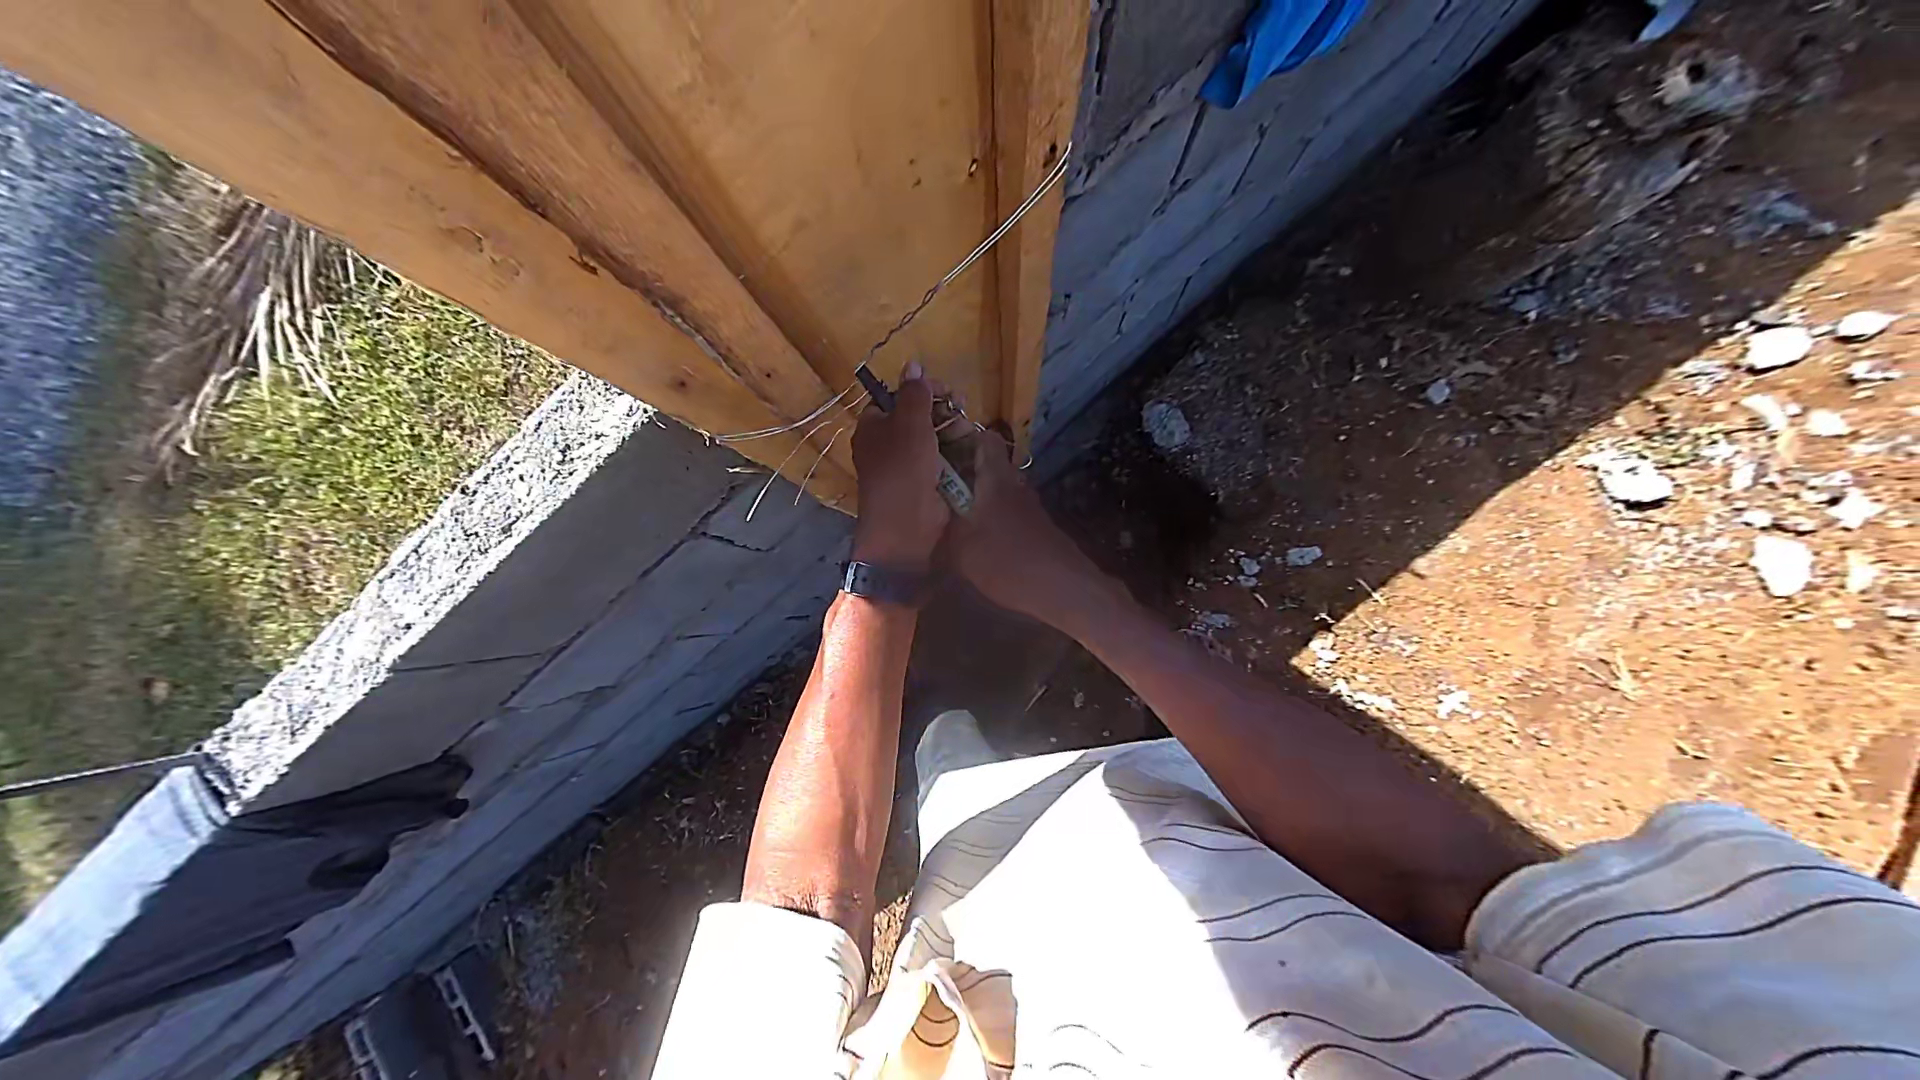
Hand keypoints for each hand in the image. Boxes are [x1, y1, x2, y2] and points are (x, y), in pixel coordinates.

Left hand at [849, 363, 950, 568]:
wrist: (907, 529)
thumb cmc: (902, 470)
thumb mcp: (908, 424)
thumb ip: (914, 393)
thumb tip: (913, 364)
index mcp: (873, 429)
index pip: (895, 399)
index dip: (919, 391)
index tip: (943, 391)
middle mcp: (888, 447)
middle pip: (918, 418)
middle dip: (942, 411)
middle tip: (961, 408)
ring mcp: (908, 468)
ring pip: (933, 439)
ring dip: (953, 431)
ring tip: (969, 429)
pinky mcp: (926, 486)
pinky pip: (942, 461)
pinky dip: (956, 453)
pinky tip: (971, 448)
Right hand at [939, 428, 1114, 624]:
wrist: (1062, 588)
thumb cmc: (1008, 561)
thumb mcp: (962, 549)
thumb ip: (944, 529)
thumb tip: (928, 516)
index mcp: (996, 478)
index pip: (984, 439)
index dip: (962, 437)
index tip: (938, 447)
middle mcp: (1015, 485)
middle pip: (989, 466)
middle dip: (962, 472)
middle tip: (933, 487)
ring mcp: (1029, 507)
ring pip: (997, 491)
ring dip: (976, 499)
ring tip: (948, 515)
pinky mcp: (1036, 528)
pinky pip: (1007, 513)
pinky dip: (991, 519)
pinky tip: (975, 540)